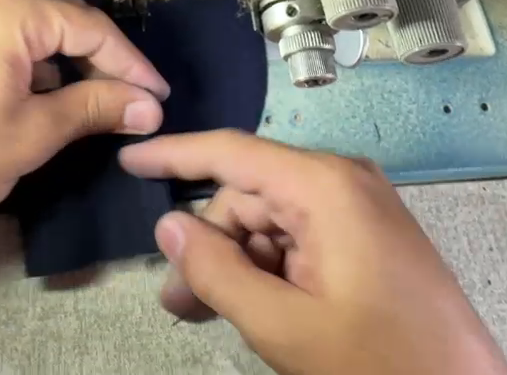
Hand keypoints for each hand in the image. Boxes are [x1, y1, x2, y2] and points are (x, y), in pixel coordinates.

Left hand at [0, 0, 170, 246]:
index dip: (129, 63)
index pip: (87, 27)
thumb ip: (95, 108)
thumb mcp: (32, 135)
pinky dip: (26, 60)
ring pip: (28, 26)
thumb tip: (148, 107)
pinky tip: (41, 96)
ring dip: (62, 61)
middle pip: (58, 19)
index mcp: (5, 8)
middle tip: (133, 102)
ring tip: (92, 103)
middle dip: (98, 60)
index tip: (159, 96)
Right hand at [120, 130, 506, 374]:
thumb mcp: (285, 329)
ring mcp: (359, 207)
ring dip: (236, 262)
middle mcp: (341, 180)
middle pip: (250, 194)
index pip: (231, 152)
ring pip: (272, 220)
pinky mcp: (369, 236)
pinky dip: (270, 269)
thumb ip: (218, 273)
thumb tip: (169, 225)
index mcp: (324, 184)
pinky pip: (301, 238)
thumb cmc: (379, 367)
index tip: (128, 161)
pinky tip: (251, 307)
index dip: (174, 155)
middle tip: (174, 299)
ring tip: (201, 312)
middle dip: (209, 241)